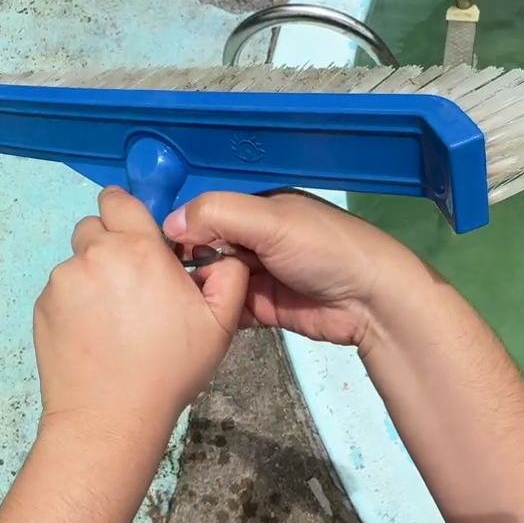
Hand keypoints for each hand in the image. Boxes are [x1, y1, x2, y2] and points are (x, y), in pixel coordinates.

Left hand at [33, 187, 248, 442]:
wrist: (110, 415)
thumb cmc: (169, 369)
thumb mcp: (219, 325)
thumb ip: (229, 276)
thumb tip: (221, 252)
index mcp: (139, 249)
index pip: (119, 199)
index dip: (128, 214)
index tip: (139, 240)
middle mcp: (95, 254)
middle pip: (94, 226)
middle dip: (111, 245)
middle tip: (130, 284)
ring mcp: (63, 280)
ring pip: (77, 261)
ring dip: (93, 276)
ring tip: (111, 318)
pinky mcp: (43, 306)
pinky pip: (60, 291)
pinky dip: (74, 303)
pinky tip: (92, 335)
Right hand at [162, 191, 427, 353]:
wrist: (370, 302)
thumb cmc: (325, 249)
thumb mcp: (271, 221)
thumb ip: (220, 214)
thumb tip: (169, 224)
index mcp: (260, 207)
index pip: (208, 210)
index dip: (182, 224)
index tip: (153, 241)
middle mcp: (257, 238)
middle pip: (207, 245)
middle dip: (184, 257)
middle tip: (158, 274)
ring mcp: (259, 274)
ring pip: (214, 278)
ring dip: (195, 286)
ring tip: (167, 296)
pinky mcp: (263, 308)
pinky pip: (228, 307)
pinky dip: (212, 310)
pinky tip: (187, 315)